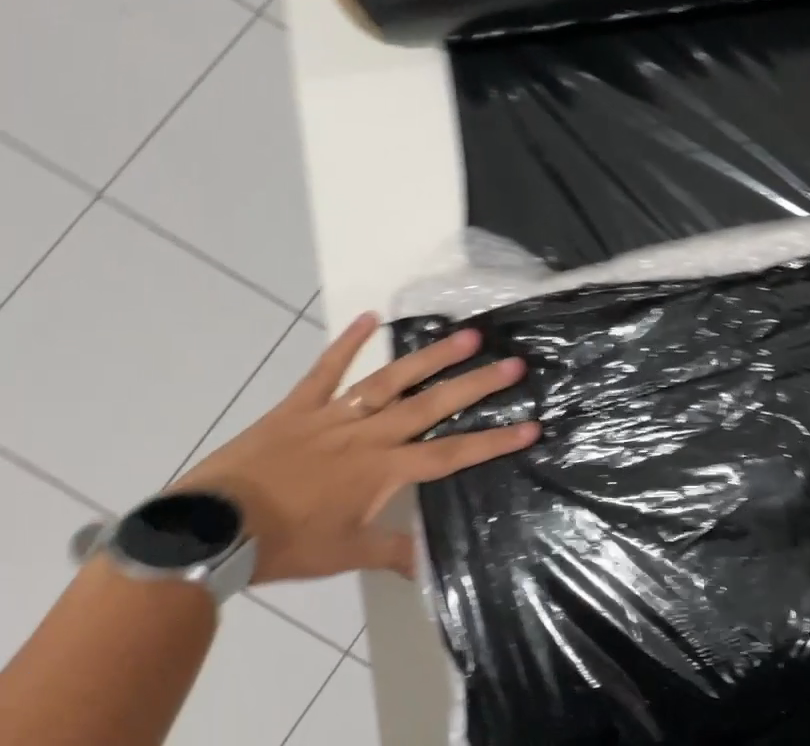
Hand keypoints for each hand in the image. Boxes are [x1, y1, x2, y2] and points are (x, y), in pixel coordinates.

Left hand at [173, 313, 536, 583]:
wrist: (204, 534)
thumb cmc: (281, 546)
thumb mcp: (342, 555)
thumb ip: (392, 551)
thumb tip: (433, 566)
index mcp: (384, 471)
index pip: (452, 453)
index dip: (494, 441)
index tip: (531, 427)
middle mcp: (369, 436)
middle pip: (432, 406)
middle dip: (477, 385)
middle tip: (513, 363)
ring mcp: (333, 417)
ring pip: (391, 381)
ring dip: (431, 357)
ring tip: (466, 334)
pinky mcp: (297, 409)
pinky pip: (324, 372)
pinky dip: (346, 343)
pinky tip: (369, 316)